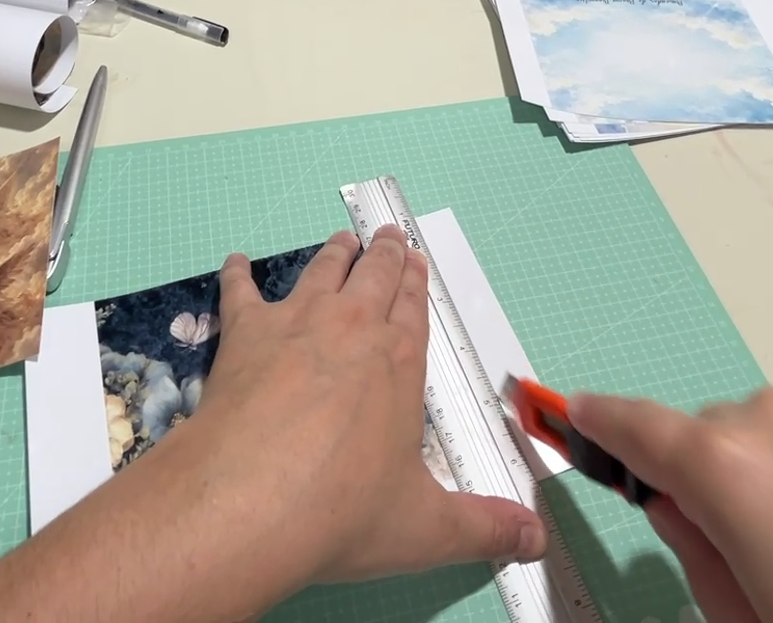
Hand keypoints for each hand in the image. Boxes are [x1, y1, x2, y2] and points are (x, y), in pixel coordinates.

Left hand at [185, 229, 545, 587]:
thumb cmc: (344, 509)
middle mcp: (351, 326)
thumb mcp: (427, 529)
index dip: (415, 280)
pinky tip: (235, 261)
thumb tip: (537, 539)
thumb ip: (484, 528)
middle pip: (373, 276)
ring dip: (334, 253)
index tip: (416, 257)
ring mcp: (296, 322)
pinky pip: (240, 291)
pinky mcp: (246, 332)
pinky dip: (238, 273)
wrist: (250, 498)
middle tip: (388, 233)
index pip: (413, 307)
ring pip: (322, 271)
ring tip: (342, 239)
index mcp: (398, 359)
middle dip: (384, 252)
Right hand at [569, 388, 772, 622]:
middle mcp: (767, 416)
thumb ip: (703, 570)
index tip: (554, 416)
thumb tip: (688, 523)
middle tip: (748, 583)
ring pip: (755, 446)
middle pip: (694, 442)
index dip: (582, 420)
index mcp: (724, 462)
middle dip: (697, 497)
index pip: (624, 422)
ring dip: (758, 496)